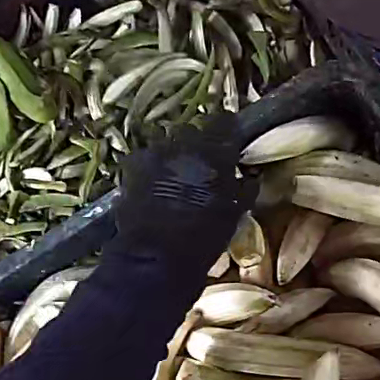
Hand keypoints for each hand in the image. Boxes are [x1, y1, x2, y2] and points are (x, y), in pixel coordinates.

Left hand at [111, 117, 255, 275]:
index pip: (222, 120)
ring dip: (172, 157)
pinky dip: (152, 171)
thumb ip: (242, 187)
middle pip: (191, 132)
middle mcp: (180, 143)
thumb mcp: (234, 213)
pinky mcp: (131, 169)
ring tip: (177, 178)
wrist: (156, 258)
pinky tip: (155, 188)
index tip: (229, 139)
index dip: (226, 128)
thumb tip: (248, 176)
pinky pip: (145, 161)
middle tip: (203, 165)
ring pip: (166, 145)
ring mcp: (152, 154)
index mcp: (211, 149)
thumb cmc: (204, 238)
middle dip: (197, 145)